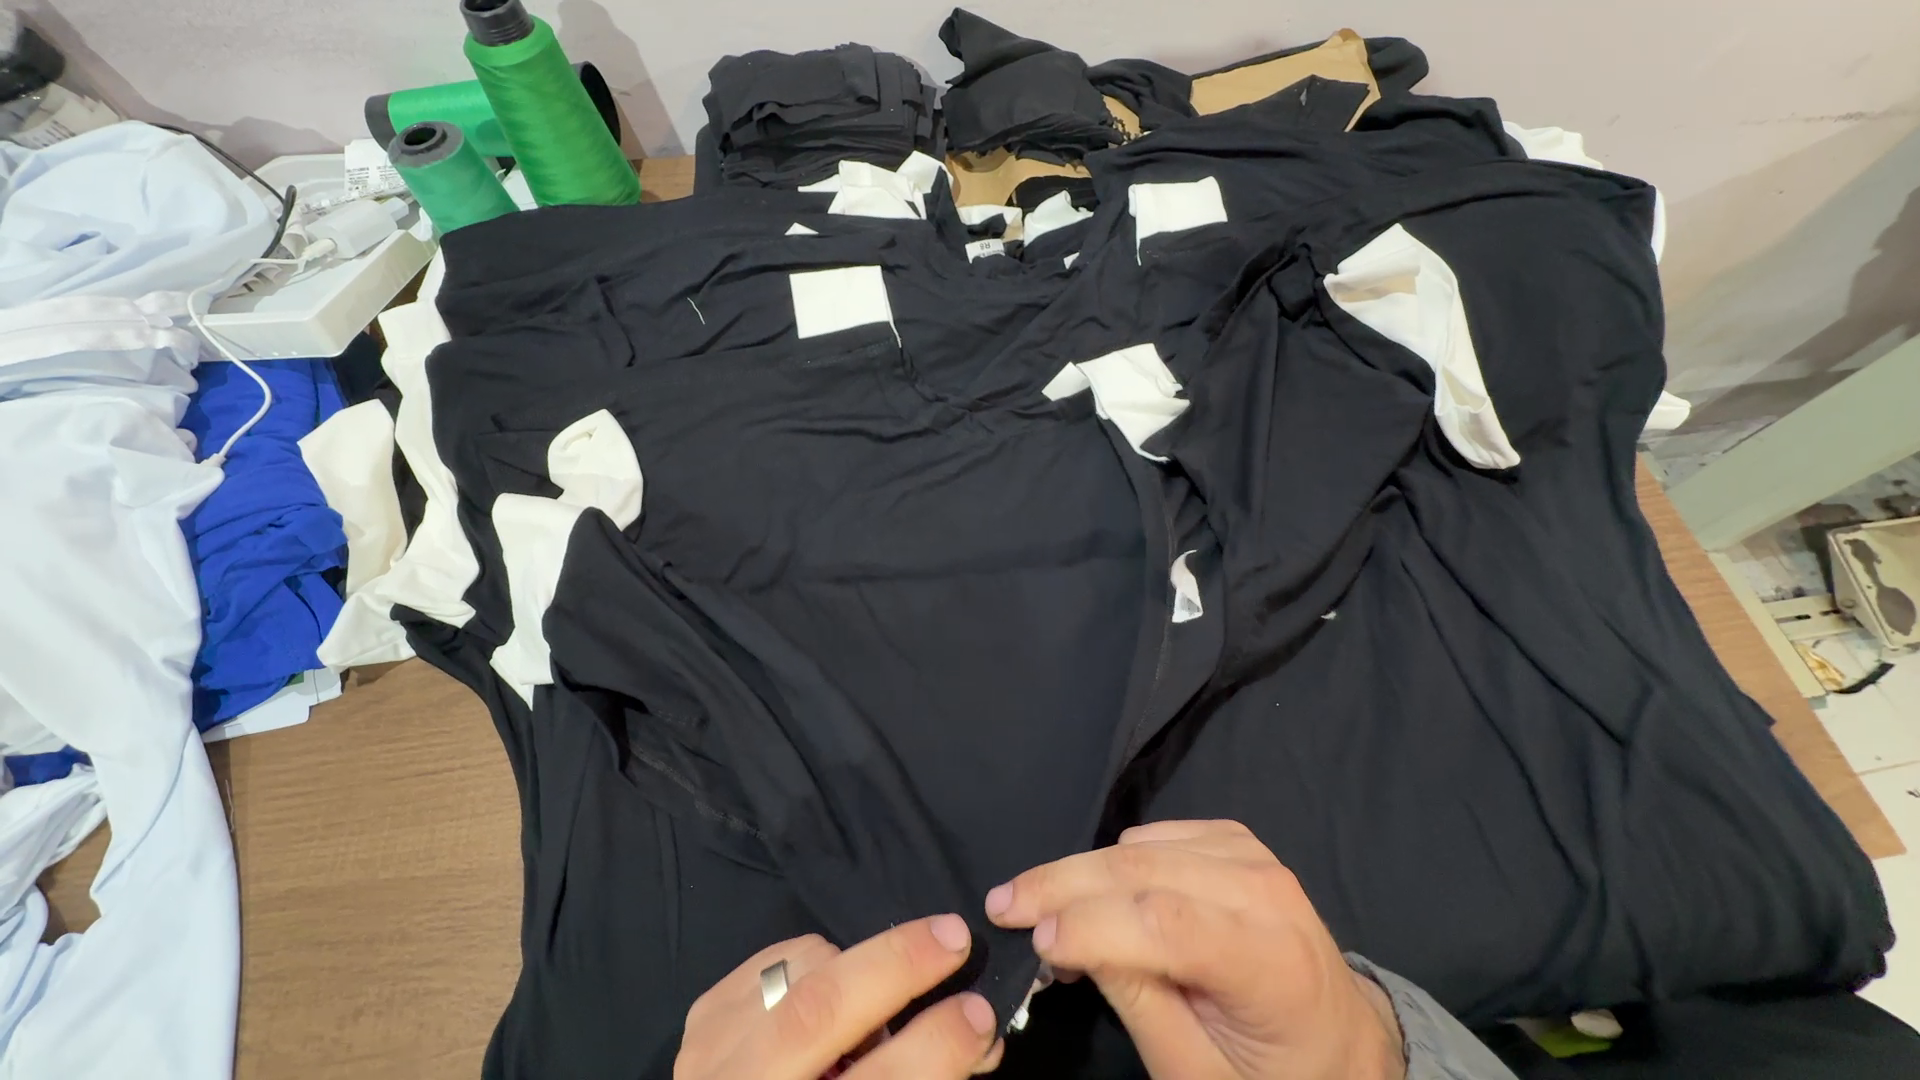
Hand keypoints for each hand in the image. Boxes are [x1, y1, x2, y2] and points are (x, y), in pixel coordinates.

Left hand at [675, 915, 1005, 1079]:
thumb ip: (918, 1075)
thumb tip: (974, 1025)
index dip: (933, 1049)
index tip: (981, 1012)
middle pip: (817, 1010)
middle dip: (895, 965)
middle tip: (956, 935)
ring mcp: (708, 1050)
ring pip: (796, 970)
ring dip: (855, 967)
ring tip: (877, 997)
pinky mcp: (703, 1015)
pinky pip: (775, 957)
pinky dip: (816, 961)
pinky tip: (827, 990)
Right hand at [985, 820, 1405, 1079]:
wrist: (1341, 1041)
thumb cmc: (1269, 1074)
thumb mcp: (1199, 1072)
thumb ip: (1139, 1001)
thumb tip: (1069, 939)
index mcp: (1271, 963)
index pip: (1166, 924)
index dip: (1092, 924)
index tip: (1034, 941)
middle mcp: (1266, 892)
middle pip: (1144, 871)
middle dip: (1064, 884)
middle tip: (1002, 903)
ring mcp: (1254, 858)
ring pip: (1142, 846)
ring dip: (1082, 870)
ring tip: (1039, 902)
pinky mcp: (1240, 842)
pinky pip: (1159, 834)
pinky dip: (1118, 857)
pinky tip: (1100, 885)